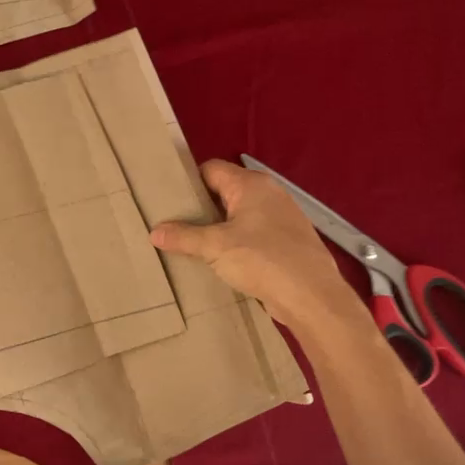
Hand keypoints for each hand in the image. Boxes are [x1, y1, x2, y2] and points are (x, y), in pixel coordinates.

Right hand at [149, 158, 361, 330]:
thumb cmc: (262, 259)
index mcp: (251, 185)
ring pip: (237, 214)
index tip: (167, 200)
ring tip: (190, 243)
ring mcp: (280, 216)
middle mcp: (268, 193)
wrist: (311, 294)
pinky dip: (233, 241)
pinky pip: (251, 231)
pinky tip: (219, 259)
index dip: (188, 182)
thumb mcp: (214, 247)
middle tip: (172, 224)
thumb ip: (182, 237)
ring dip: (215, 227)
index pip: (211, 169)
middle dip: (199, 207)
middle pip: (224, 191)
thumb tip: (154, 232)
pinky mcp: (285, 239)